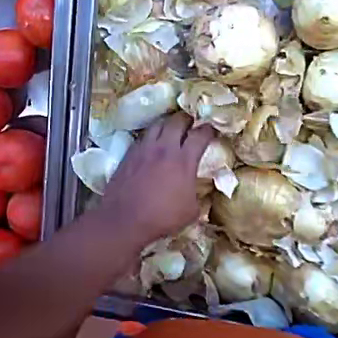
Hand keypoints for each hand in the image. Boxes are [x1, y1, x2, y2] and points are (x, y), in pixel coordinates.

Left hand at [94, 114, 213, 247]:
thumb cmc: (162, 217)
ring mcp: (145, 148)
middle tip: (192, 122)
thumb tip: (199, 188)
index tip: (213, 129)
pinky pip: (144, 136)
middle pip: (177, 121)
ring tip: (172, 127)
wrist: (125, 219)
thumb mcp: (191, 210)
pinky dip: (152, 135)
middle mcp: (164, 148)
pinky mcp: (129, 153)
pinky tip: (153, 142)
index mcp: (183, 160)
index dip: (209, 129)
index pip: (200, 135)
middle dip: (188, 119)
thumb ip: (198, 193)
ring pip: (158, 124)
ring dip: (168, 123)